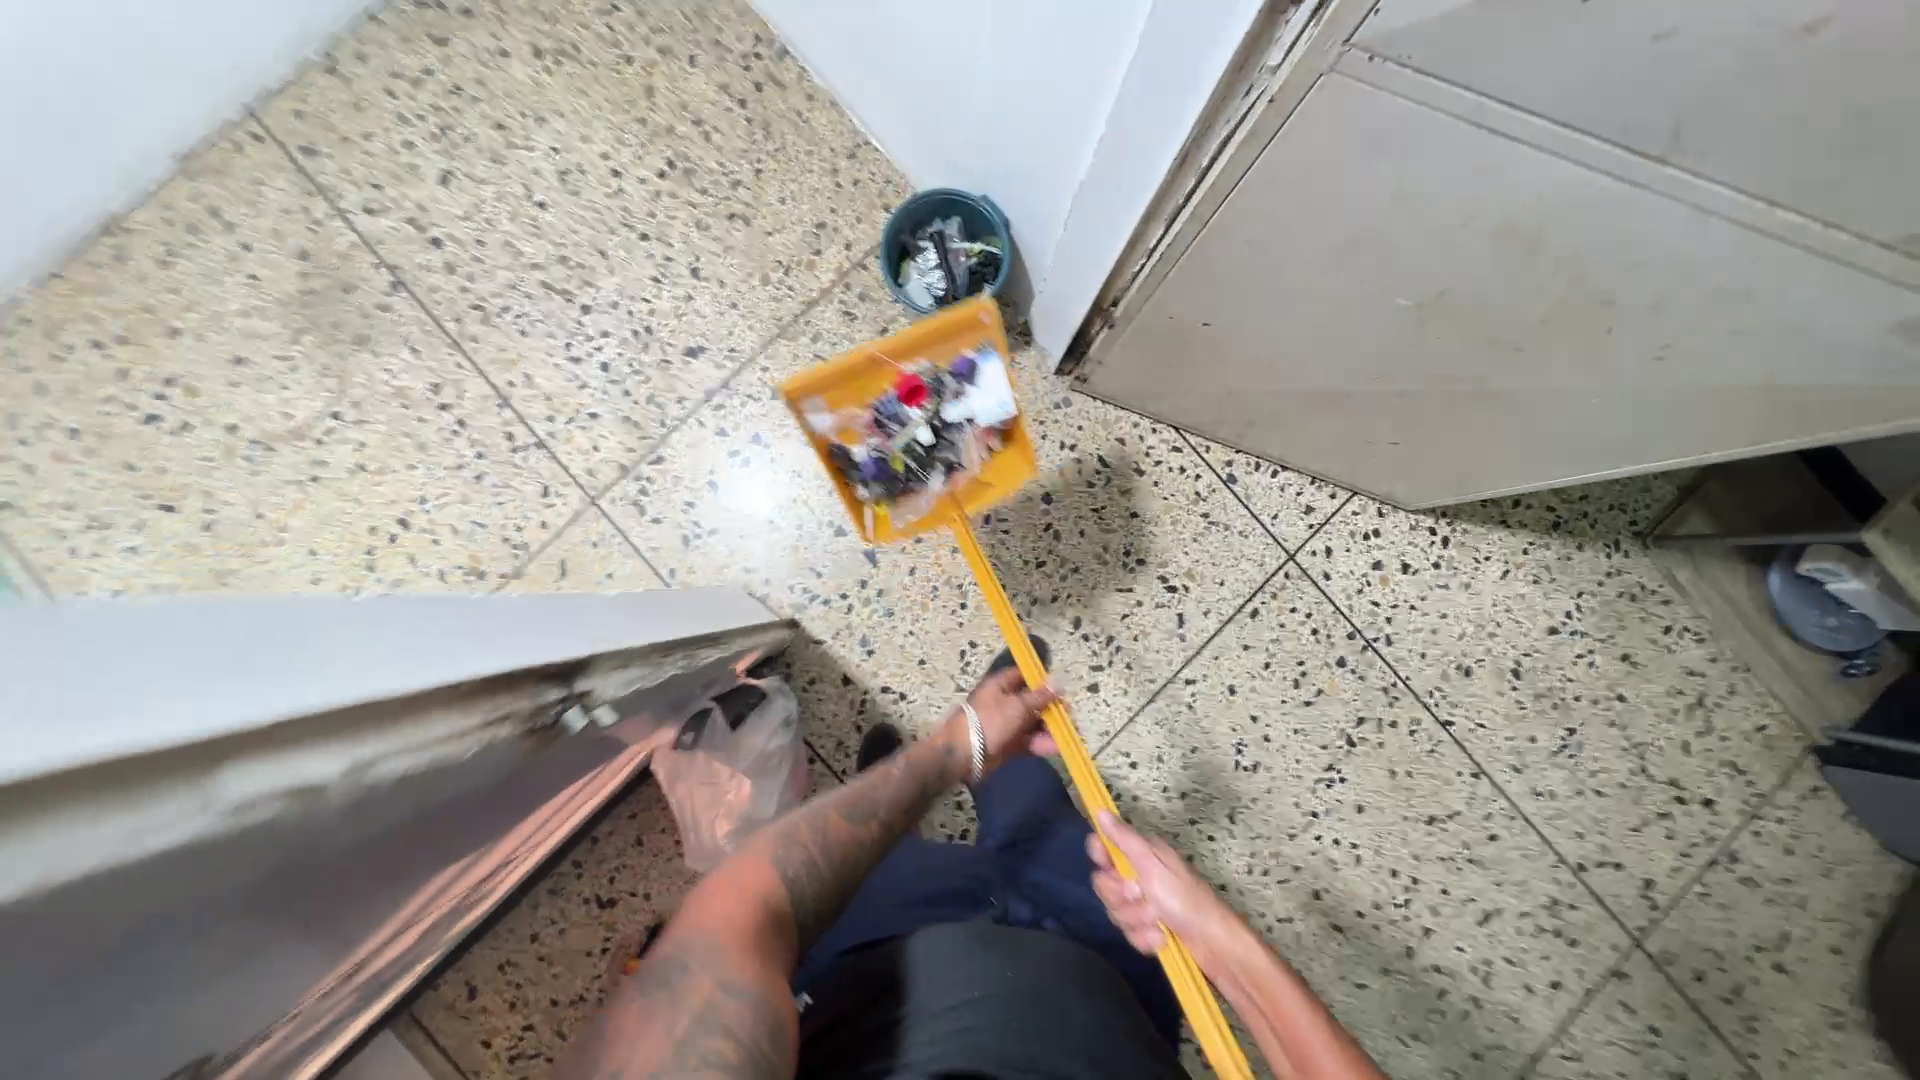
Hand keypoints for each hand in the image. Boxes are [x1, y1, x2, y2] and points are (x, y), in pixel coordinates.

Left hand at [939, 666, 1060, 781]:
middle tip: (1068, 717)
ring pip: (1033, 723)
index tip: (1059, 690)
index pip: (1023, 676)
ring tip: (1066, 737)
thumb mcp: (1017, 705)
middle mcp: (1005, 702)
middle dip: (1051, 710)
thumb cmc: (990, 721)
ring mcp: (1007, 724)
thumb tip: (1058, 682)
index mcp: (1002, 686)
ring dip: (1049, 729)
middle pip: (1032, 702)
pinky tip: (1056, 748)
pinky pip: (1029, 741)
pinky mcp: (1009, 744)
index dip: (1041, 681)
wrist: (964, 754)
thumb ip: (1039, 696)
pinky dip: (1041, 744)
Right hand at [1087, 811, 1245, 966]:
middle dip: (1122, 898)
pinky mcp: (1148, 927)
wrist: (1213, 943)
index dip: (1102, 858)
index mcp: (1141, 854)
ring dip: (1137, 920)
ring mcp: (1143, 903)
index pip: (1104, 848)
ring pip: (1116, 911)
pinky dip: (1145, 938)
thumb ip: (1124, 839)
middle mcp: (1139, 875)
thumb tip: (1100, 810)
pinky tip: (1161, 938)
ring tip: (1158, 922)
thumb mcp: (1152, 865)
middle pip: (1105, 884)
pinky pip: (1130, 932)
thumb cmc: (1184, 898)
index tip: (1110, 868)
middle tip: (1142, 897)